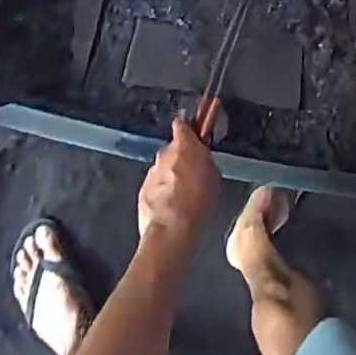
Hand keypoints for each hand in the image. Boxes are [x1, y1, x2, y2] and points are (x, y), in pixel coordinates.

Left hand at [137, 119, 219, 240]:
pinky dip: (161, 192)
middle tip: (192, 173)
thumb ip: (204, 160)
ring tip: (181, 195)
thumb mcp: (213, 174)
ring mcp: (151, 173)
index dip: (187, 129)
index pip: (181, 125)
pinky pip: (154, 186)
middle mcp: (164, 154)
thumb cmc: (199, 199)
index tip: (193, 134)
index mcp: (184, 145)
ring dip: (170, 176)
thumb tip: (200, 159)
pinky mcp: (142, 192)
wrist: (172, 229)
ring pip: (162, 169)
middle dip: (180, 158)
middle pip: (172, 150)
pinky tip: (170, 207)